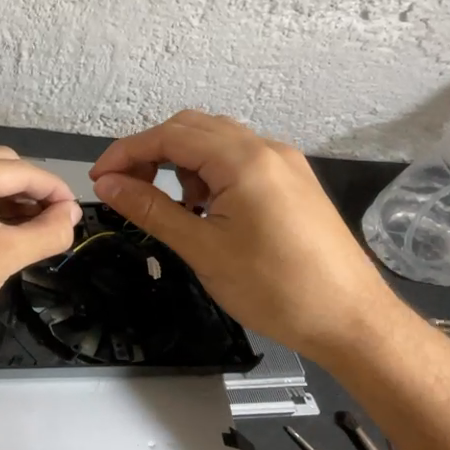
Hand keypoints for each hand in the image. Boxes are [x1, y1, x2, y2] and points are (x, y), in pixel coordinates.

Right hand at [89, 111, 404, 362]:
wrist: (351, 320)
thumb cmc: (273, 288)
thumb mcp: (201, 249)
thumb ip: (150, 209)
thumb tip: (106, 184)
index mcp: (244, 160)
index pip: (169, 136)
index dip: (126, 153)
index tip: (98, 180)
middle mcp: (266, 149)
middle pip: (191, 128)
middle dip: (150, 152)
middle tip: (124, 188)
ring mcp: (284, 164)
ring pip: (215, 141)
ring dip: (179, 162)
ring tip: (167, 205)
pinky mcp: (292, 182)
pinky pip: (237, 159)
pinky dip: (207, 173)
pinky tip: (203, 209)